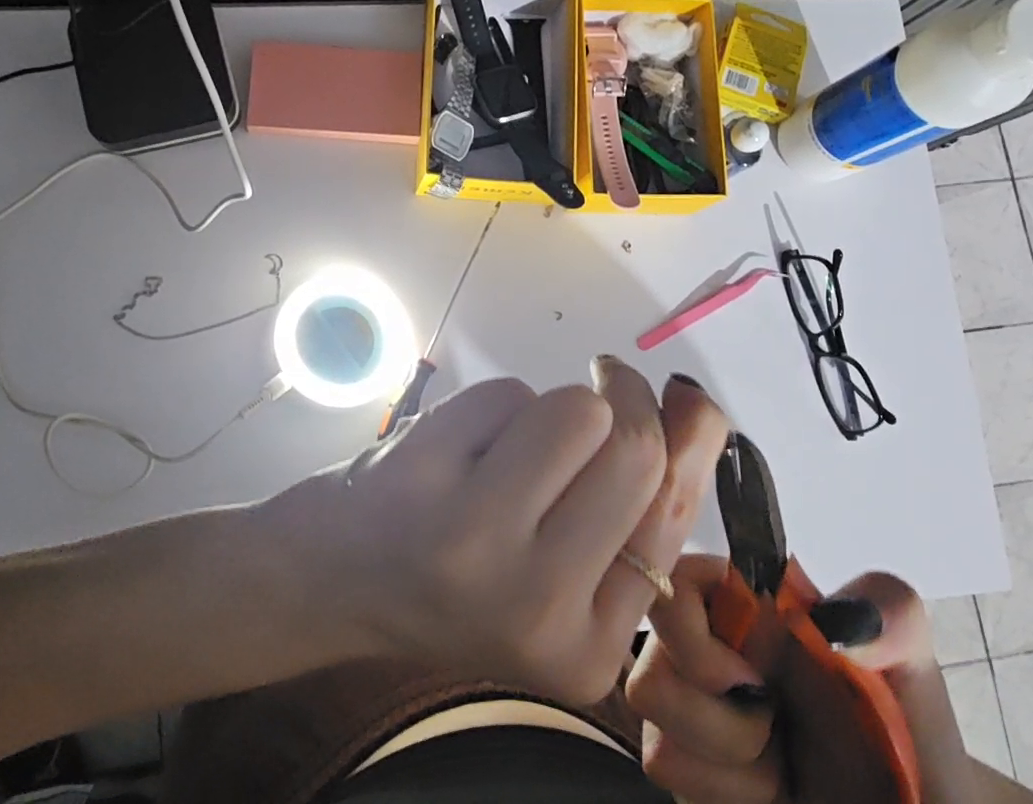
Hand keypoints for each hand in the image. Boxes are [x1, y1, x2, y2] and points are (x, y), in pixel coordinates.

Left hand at [259, 358, 728, 705]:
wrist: (332, 580)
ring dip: (553, 404)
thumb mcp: (562, 578)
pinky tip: (457, 449)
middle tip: (605, 382)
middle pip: (635, 447)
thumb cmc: (458, 580)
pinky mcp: (421, 475)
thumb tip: (700, 406)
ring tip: (511, 444)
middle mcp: (538, 603)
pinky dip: (496, 405)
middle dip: (626, 396)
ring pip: (575, 409)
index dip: (685, 440)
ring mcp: (474, 538)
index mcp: (585, 649)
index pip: (673, 512)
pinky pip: (507, 394)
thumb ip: (634, 510)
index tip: (675, 402)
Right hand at [628, 562, 979, 803]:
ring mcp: (686, 716)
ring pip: (658, 742)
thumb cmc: (907, 734)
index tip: (754, 676)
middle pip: (646, 675)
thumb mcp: (911, 668)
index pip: (668, 585)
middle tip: (775, 724)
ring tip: (781, 765)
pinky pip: (677, 786)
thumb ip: (891, 616)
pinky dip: (729, 797)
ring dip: (731, 766)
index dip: (688, 630)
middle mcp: (699, 652)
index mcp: (741, 608)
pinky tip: (770, 791)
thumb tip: (839, 617)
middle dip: (718, 720)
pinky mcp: (688, 771)